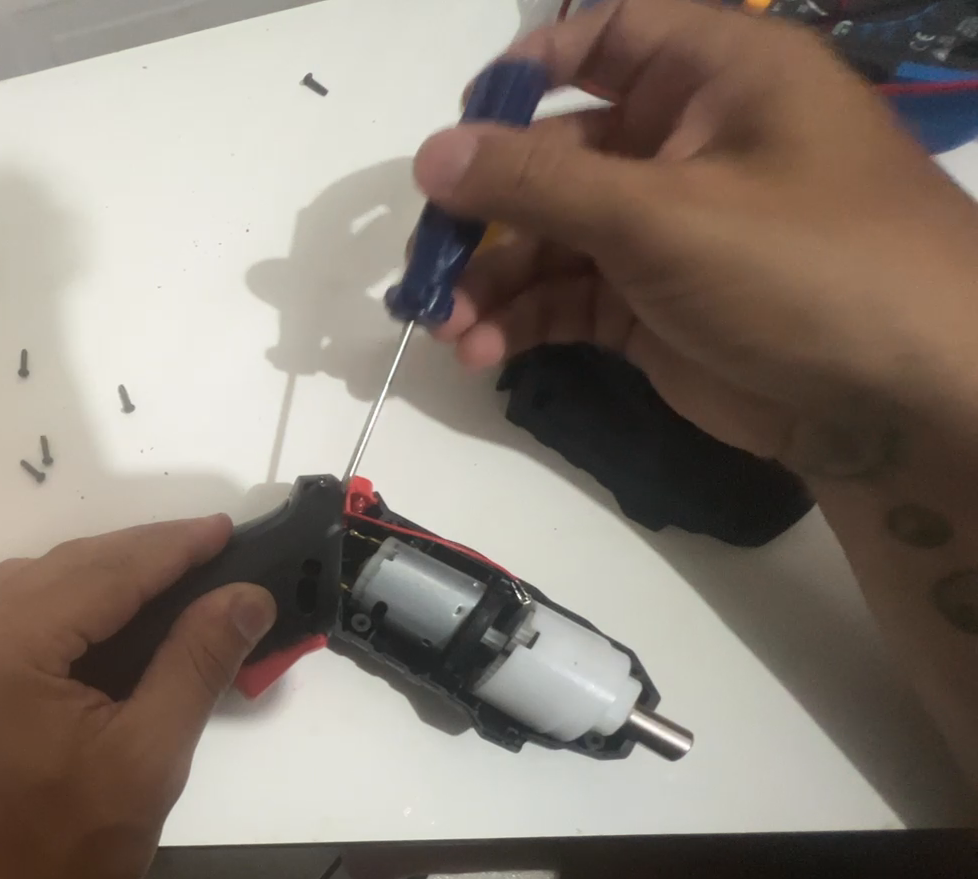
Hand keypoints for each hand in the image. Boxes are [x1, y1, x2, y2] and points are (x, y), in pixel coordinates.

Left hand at [0, 517, 275, 878]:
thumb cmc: (68, 850)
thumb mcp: (148, 756)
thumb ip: (196, 662)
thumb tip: (246, 596)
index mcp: (7, 641)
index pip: (106, 571)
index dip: (173, 548)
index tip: (228, 529)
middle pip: (71, 564)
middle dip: (144, 556)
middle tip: (213, 551)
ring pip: (42, 575)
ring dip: (106, 571)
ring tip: (173, 576)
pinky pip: (14, 597)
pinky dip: (66, 593)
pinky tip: (102, 605)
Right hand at [416, 0, 977, 476]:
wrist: (892, 398)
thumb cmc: (799, 268)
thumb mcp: (657, 214)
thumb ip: (535, 184)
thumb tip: (427, 156)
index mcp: (712, 85)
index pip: (610, 40)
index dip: (529, 71)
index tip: (459, 130)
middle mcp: (675, 150)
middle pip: (546, 161)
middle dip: (478, 218)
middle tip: (426, 267)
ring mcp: (652, 233)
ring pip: (539, 243)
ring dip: (485, 286)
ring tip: (448, 330)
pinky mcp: (634, 304)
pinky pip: (553, 301)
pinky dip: (511, 324)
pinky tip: (481, 352)